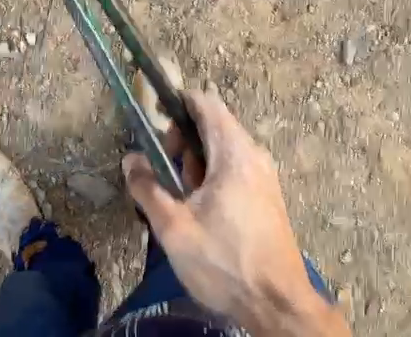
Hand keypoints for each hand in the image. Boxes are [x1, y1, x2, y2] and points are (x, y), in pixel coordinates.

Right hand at [124, 91, 349, 336]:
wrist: (279, 307)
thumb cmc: (224, 262)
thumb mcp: (174, 228)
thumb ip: (147, 188)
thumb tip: (131, 160)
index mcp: (233, 152)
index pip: (204, 102)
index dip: (175, 105)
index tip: (154, 127)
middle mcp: (254, 154)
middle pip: (212, 124)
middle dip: (182, 140)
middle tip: (165, 172)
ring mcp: (265, 176)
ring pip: (223, 149)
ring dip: (197, 162)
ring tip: (182, 197)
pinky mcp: (268, 197)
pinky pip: (236, 168)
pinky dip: (214, 176)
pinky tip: (203, 211)